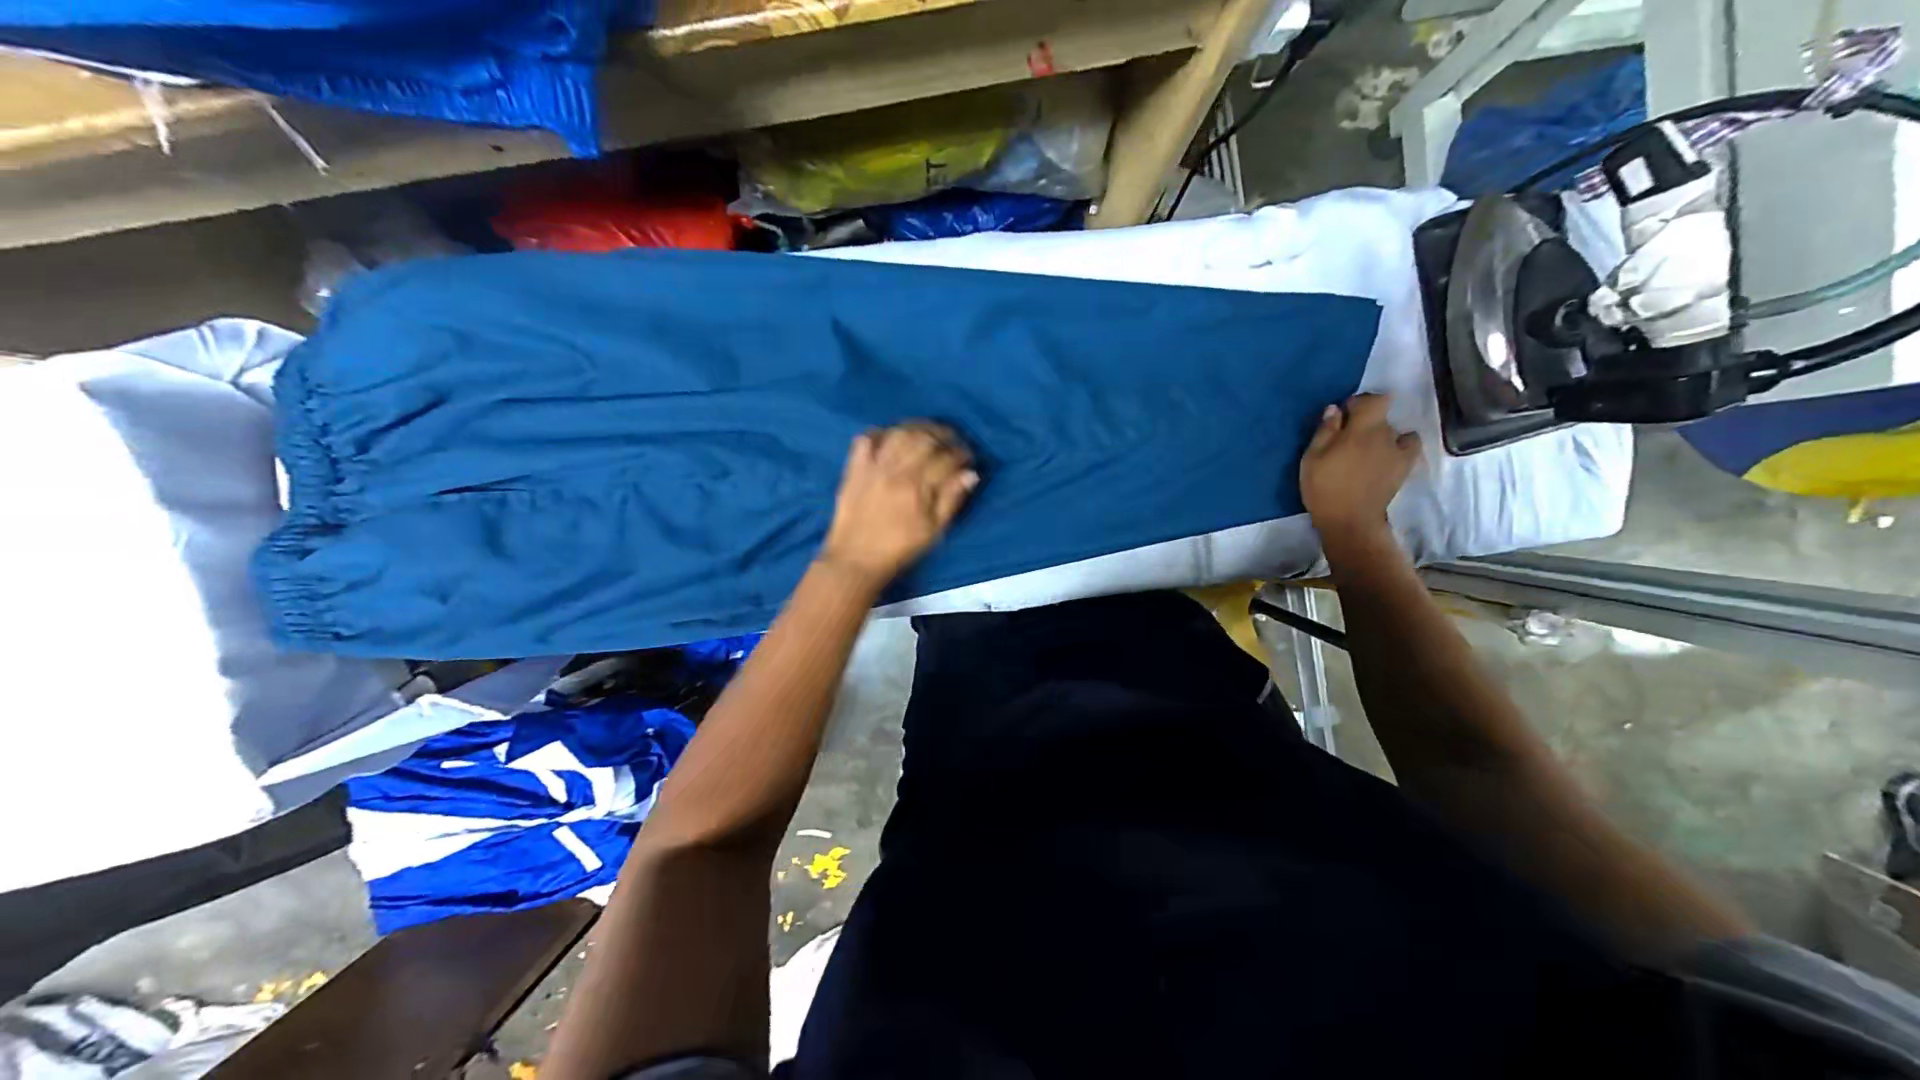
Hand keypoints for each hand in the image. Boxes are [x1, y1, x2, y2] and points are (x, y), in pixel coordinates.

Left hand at [819, 421, 979, 588]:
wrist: (855, 560)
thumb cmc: (898, 549)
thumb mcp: (933, 531)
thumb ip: (952, 500)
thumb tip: (970, 474)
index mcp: (916, 488)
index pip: (946, 458)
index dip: (961, 453)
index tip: (967, 456)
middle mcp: (894, 471)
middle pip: (923, 438)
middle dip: (943, 434)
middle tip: (952, 439)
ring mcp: (872, 466)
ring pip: (898, 433)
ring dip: (916, 428)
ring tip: (927, 433)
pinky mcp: (854, 468)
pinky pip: (866, 439)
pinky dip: (881, 433)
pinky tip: (892, 437)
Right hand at [1300, 394, 1419, 548]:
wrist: (1349, 520)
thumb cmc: (1325, 487)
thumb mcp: (1312, 457)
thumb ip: (1325, 430)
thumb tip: (1335, 409)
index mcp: (1362, 429)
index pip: (1374, 400)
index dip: (1361, 402)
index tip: (1344, 415)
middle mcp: (1385, 434)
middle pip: (1381, 417)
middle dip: (1365, 422)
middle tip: (1346, 440)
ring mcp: (1398, 451)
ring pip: (1392, 432)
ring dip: (1380, 436)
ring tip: (1364, 452)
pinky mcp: (1404, 467)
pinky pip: (1409, 446)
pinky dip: (1401, 445)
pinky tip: (1387, 454)